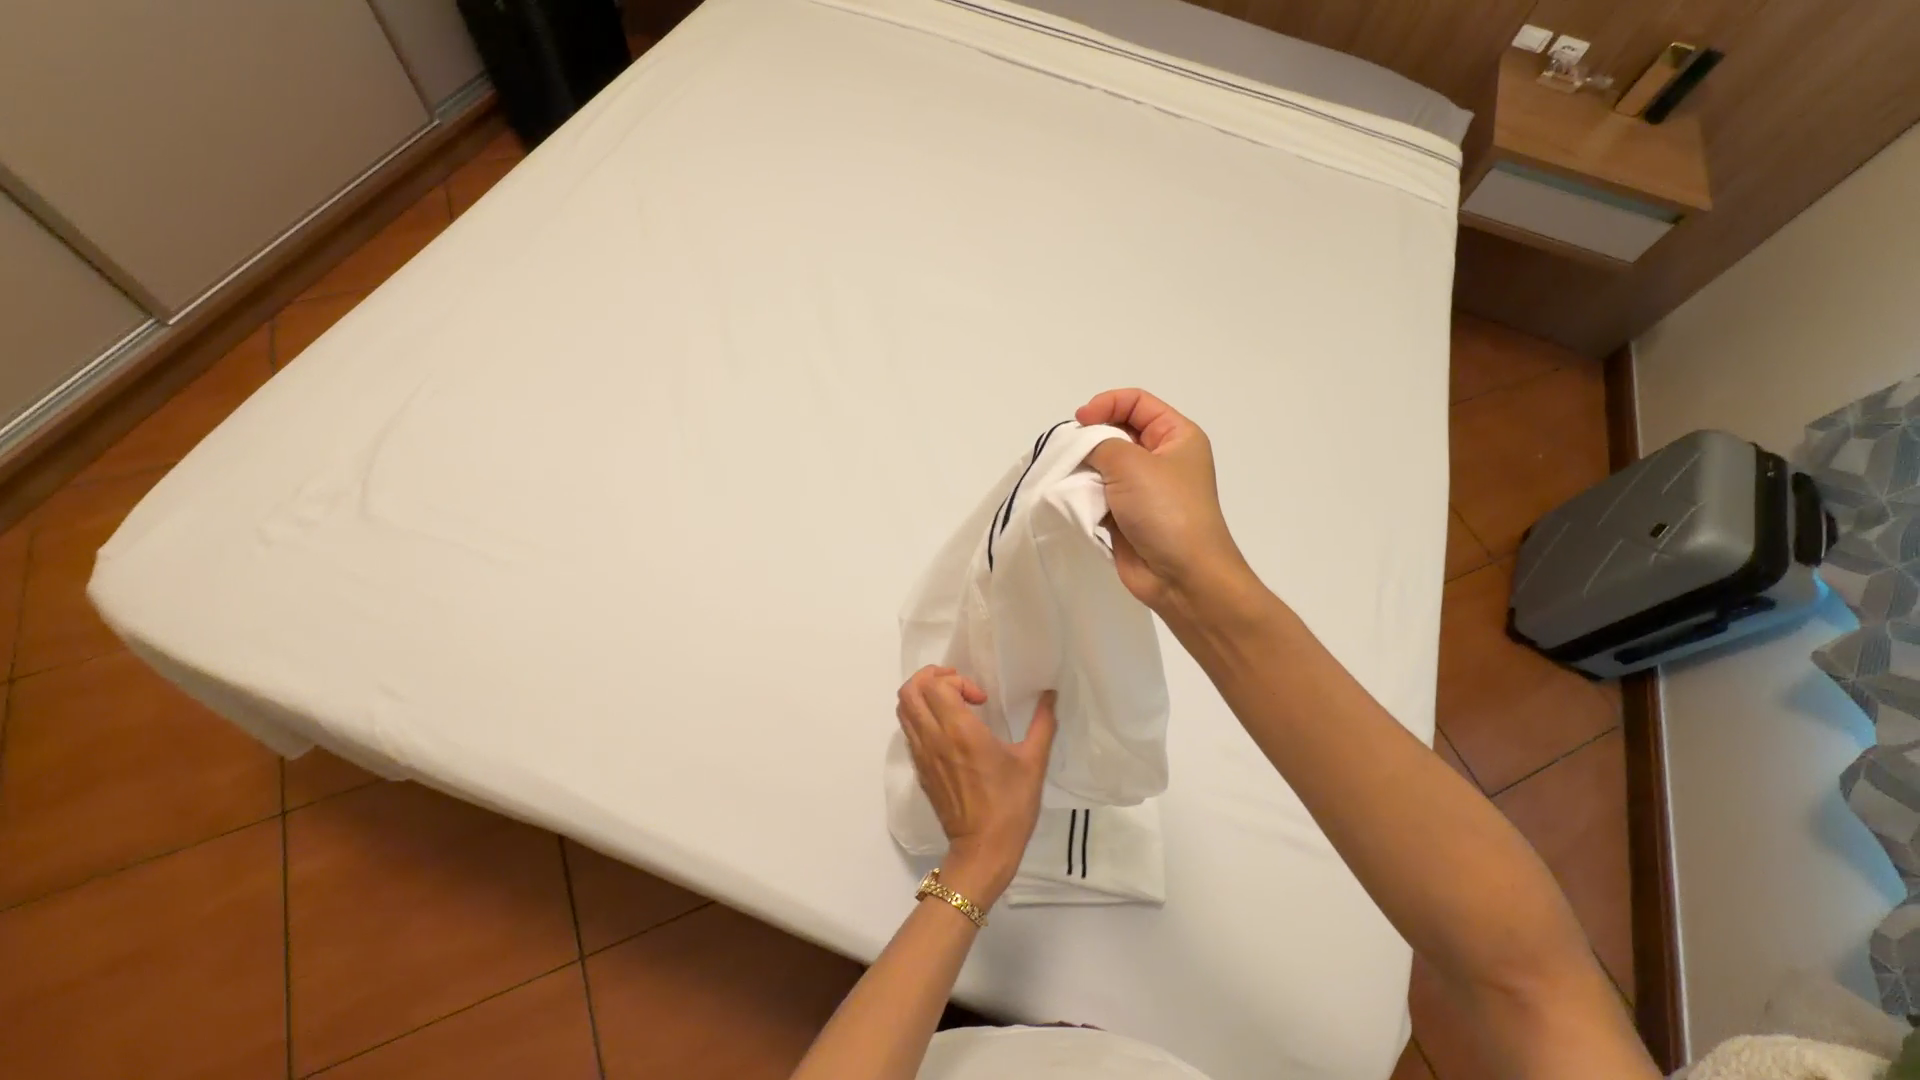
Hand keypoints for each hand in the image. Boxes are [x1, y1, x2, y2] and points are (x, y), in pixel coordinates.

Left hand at [895, 666, 1056, 906]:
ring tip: (950, 704)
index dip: (957, 680)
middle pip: (909, 691)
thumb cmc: (1010, 805)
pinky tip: (947, 729)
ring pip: (904, 709)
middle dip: (931, 678)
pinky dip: (920, 717)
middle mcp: (933, 738)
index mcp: (960, 732)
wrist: (983, 849)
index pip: (936, 685)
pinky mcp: (919, 769)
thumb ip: (1043, 723)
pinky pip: (908, 730)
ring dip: (922, 696)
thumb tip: (1051, 695)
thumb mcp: (1033, 762)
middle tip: (958, 686)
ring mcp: (921, 755)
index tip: (981, 698)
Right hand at [1075, 388, 1254, 616]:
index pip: (1136, 402)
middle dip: (1090, 439)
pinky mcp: (1127, 516)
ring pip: (1104, 465)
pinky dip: (1084, 496)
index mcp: (1176, 436)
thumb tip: (1084, 448)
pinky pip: (1098, 495)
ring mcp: (1143, 489)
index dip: (1106, 404)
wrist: (1182, 575)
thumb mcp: (1131, 463)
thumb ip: (1099, 443)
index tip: (1080, 422)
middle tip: (1071, 453)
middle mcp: (1162, 458)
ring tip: (1070, 479)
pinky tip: (1073, 501)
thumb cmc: (1166, 510)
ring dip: (1084, 470)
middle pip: (1117, 432)